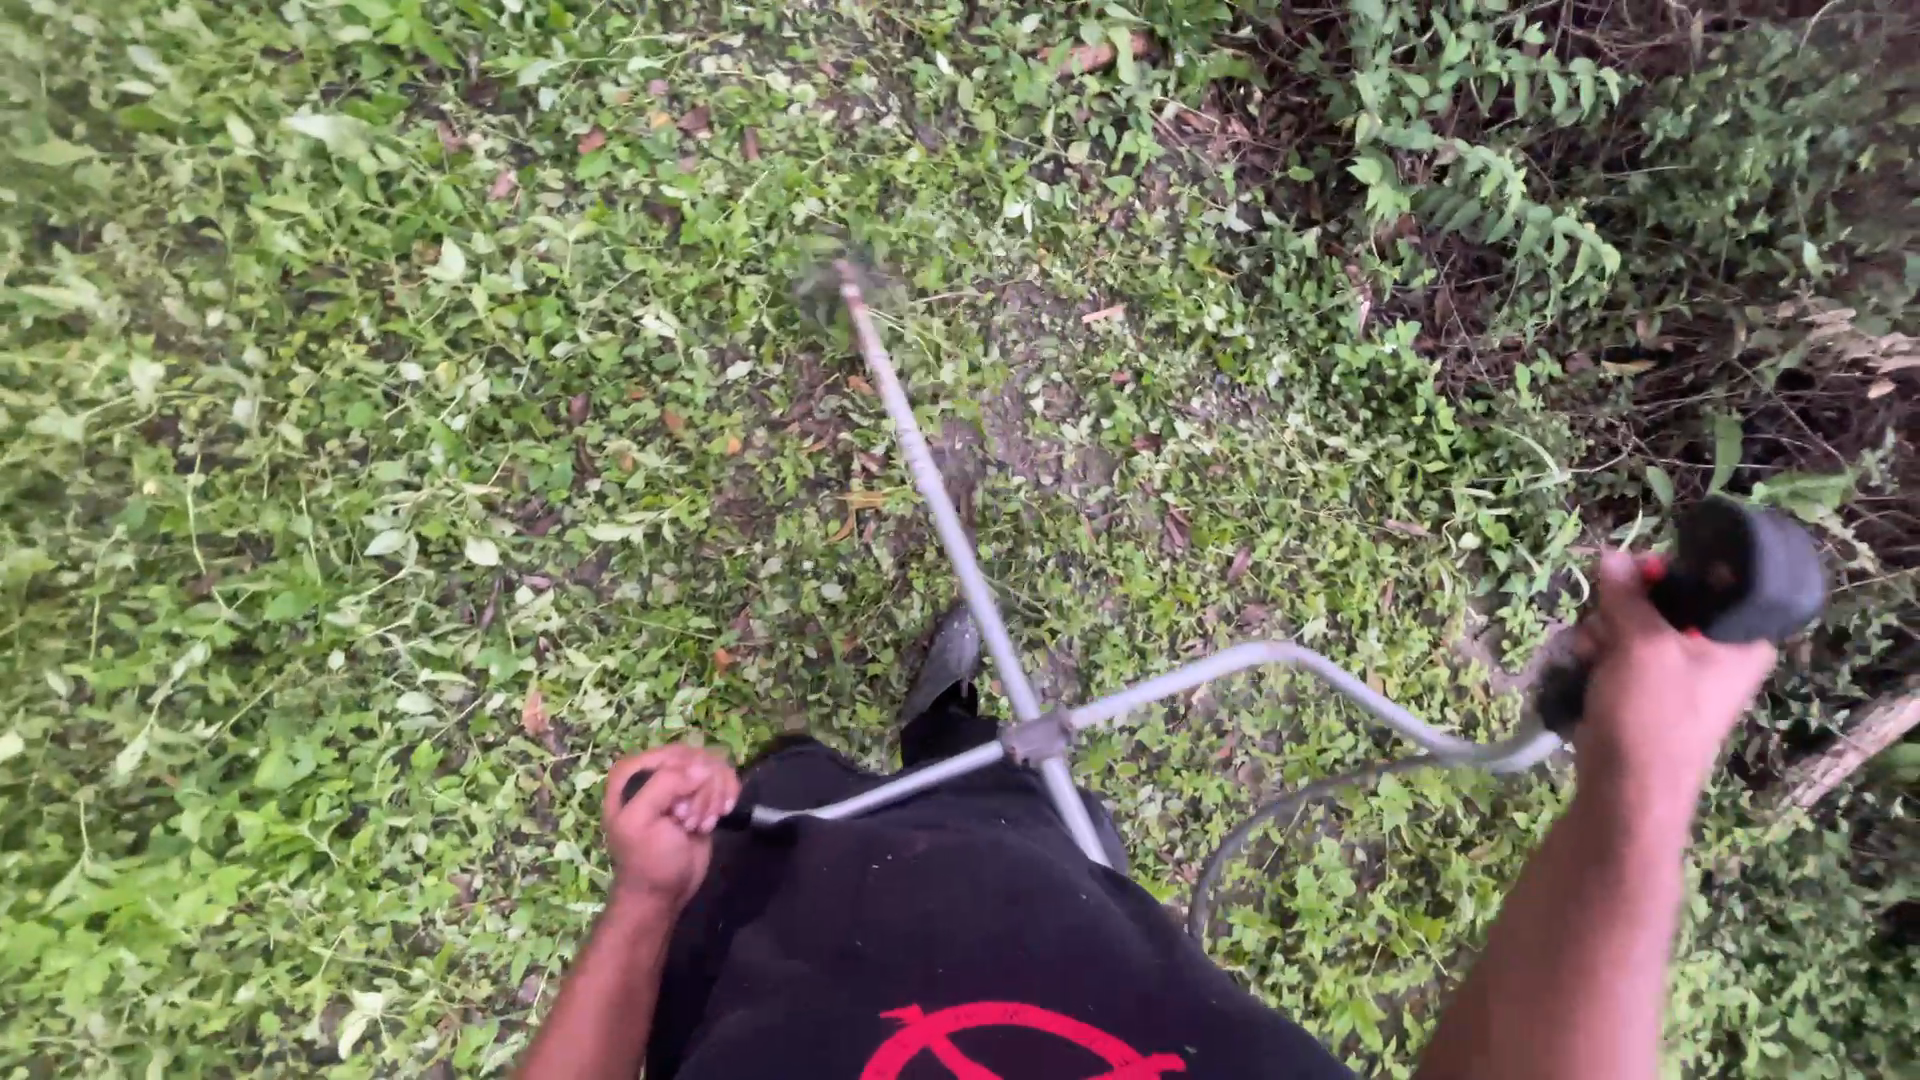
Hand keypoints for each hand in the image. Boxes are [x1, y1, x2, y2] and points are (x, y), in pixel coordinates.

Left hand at [602, 744, 740, 910]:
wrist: (664, 892)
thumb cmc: (647, 860)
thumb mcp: (640, 822)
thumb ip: (663, 785)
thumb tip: (703, 768)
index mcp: (632, 772)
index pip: (676, 754)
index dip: (687, 779)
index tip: (680, 811)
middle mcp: (657, 770)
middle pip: (699, 758)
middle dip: (703, 791)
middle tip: (691, 821)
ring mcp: (681, 780)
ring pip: (716, 767)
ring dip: (715, 797)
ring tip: (702, 824)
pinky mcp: (702, 792)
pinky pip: (726, 776)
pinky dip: (727, 795)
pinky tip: (719, 816)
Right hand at [1572, 550, 1776, 819]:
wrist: (1627, 780)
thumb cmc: (1650, 712)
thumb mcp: (1640, 646)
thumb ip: (1627, 598)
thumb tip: (1610, 555)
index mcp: (1740, 641)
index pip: (1709, 584)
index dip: (1665, 574)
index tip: (1627, 574)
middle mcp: (1715, 652)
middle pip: (1660, 603)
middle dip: (1619, 609)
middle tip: (1604, 627)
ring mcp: (1677, 672)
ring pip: (1630, 625)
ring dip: (1599, 631)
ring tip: (1589, 652)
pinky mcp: (1644, 687)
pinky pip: (1617, 650)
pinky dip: (1595, 651)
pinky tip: (1584, 663)